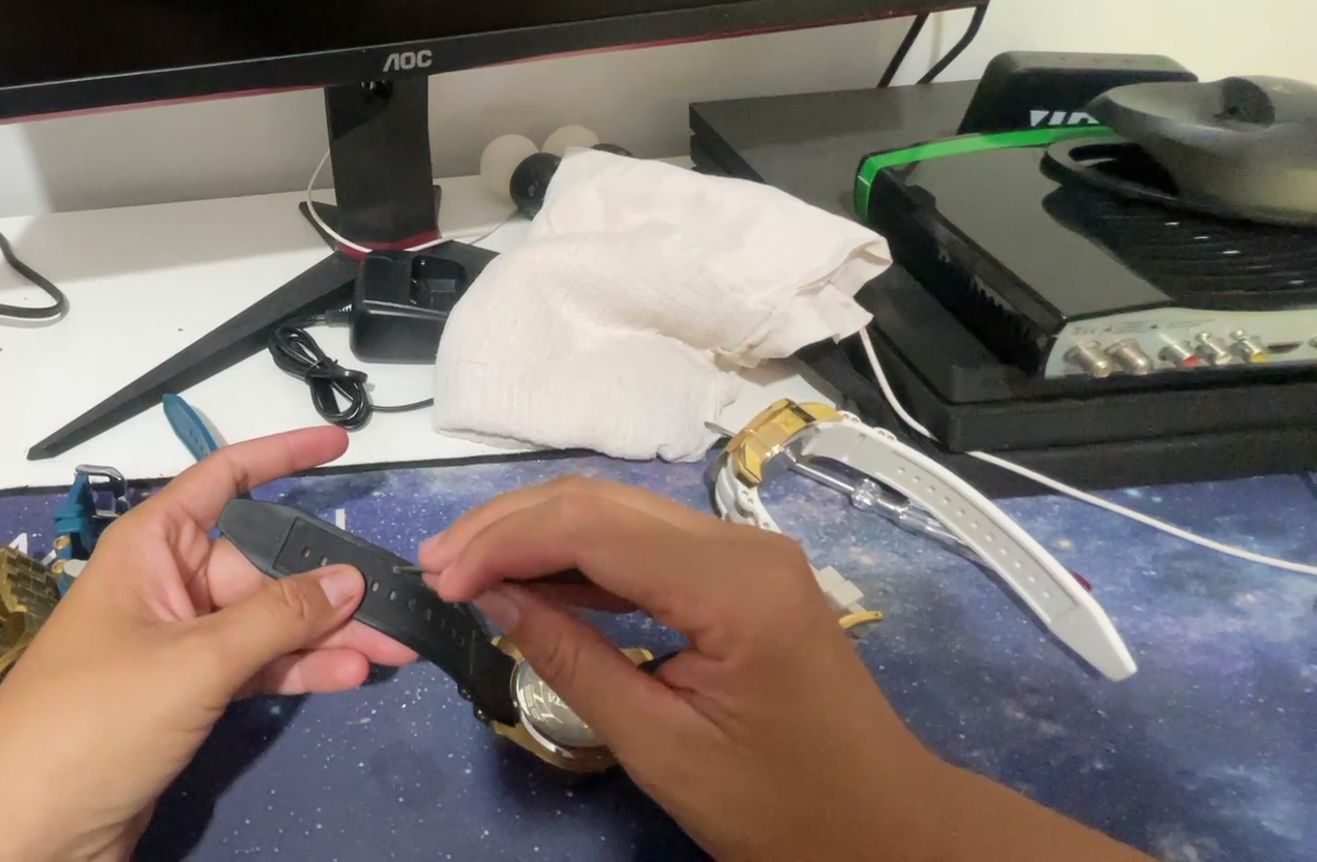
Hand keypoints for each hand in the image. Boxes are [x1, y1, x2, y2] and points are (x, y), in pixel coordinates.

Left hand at [0, 427, 413, 861]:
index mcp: (155, 542)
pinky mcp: (190, 690)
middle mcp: (171, 579)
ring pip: (268, 619)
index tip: (338, 445)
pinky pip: (257, 663)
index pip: (227, 476)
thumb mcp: (194, 660)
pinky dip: (300, 669)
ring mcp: (182, 637)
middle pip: (264, 563)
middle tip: (396, 601)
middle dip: (327, 583)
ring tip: (395, 648)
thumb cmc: (96, 717)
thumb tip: (350, 578)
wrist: (21, 836)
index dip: (283, 454)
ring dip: (327, 633)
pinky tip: (350, 675)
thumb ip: (277, 618)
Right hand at [417, 477, 1149, 861]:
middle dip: (504, 526)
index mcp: (732, 586)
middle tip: (437, 562)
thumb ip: (569, 659)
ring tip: (463, 564)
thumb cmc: (784, 811)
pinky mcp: (724, 562)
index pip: (591, 529)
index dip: (504, 543)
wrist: (893, 831)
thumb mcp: (661, 749)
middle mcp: (735, 541)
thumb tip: (491, 595)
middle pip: (593, 501)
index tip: (442, 579)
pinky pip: (629, 537)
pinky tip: (524, 575)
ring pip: (606, 508)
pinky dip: (567, 552)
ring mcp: (733, 545)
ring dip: (528, 531)